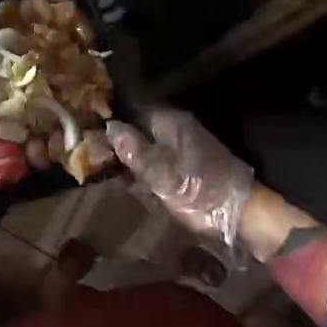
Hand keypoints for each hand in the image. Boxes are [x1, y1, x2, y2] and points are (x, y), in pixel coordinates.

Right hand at [105, 108, 253, 261]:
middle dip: (113, 141)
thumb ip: (130, 146)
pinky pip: (153, 161)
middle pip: (133, 128)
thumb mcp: (156, 169)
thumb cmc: (196, 188)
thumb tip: (108, 126)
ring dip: (124, 158)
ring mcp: (179, 147)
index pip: (127, 109)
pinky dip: (139, 170)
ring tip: (106, 171)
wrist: (240, 216)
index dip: (106, 119)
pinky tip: (127, 181)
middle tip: (92, 156)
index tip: (86, 132)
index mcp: (167, 121)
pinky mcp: (183, 166)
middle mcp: (173, 129)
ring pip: (141, 145)